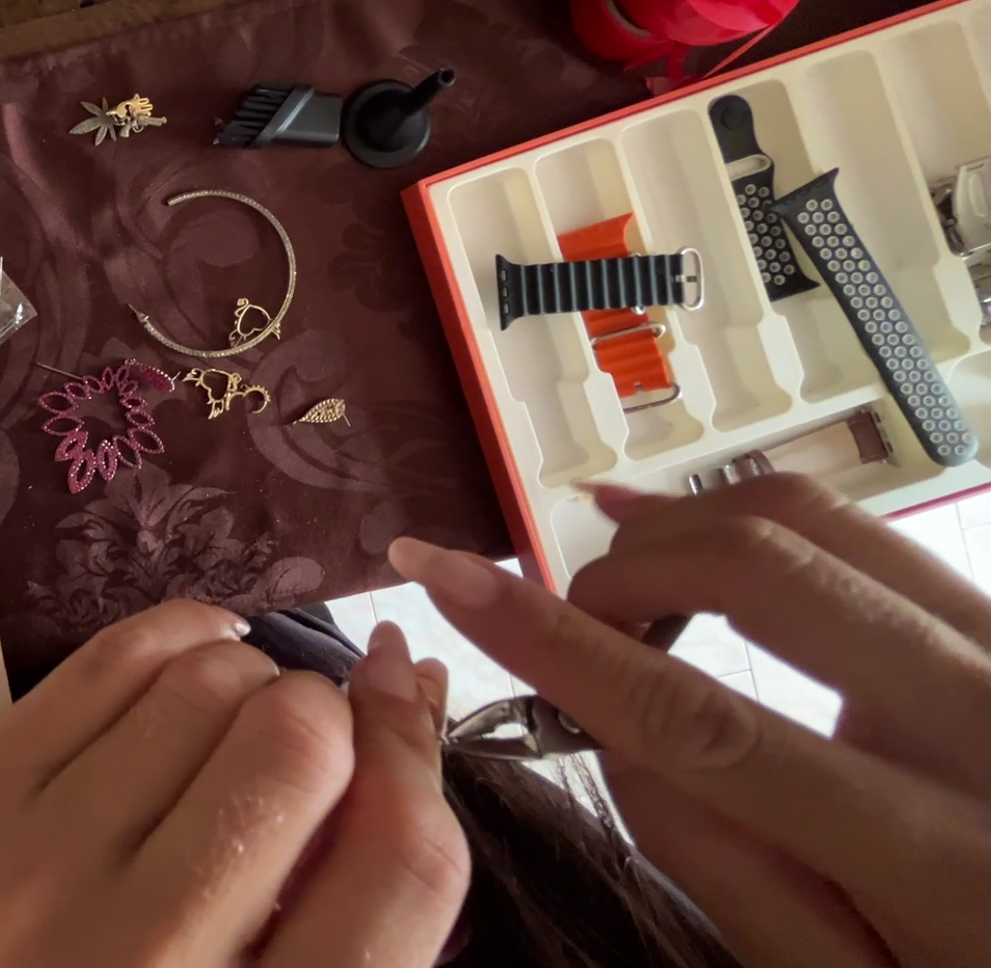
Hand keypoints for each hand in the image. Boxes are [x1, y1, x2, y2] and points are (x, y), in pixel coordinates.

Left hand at [0, 599, 466, 967]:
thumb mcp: (284, 954)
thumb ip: (364, 848)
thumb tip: (407, 673)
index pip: (400, 858)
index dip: (412, 750)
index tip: (396, 690)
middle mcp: (145, 960)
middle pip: (295, 744)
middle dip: (317, 706)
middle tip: (295, 723)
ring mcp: (46, 868)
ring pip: (207, 680)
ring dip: (244, 671)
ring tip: (231, 707)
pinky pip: (120, 651)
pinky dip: (181, 630)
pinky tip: (194, 651)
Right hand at [390, 474, 990, 966]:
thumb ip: (711, 857)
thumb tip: (602, 717)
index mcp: (950, 862)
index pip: (692, 720)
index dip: (545, 637)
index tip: (433, 569)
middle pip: (754, 570)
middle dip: (615, 579)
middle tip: (582, 623)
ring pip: (803, 516)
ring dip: (667, 532)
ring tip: (617, 580)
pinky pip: (846, 520)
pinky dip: (725, 508)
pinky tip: (662, 530)